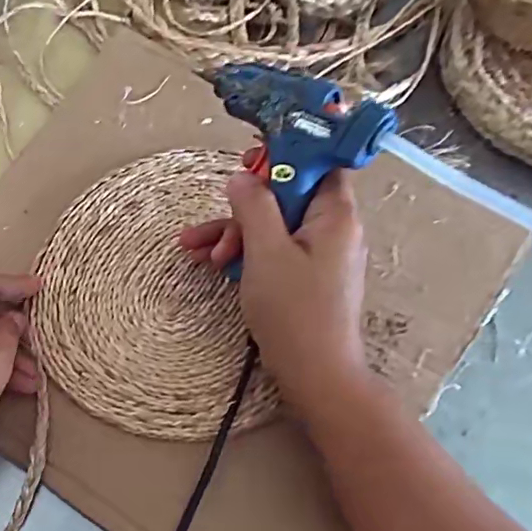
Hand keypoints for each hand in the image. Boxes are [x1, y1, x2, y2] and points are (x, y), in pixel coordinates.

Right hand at [179, 171, 373, 412]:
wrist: (315, 373)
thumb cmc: (294, 311)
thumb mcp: (266, 253)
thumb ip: (254, 207)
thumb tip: (242, 177)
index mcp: (334, 215)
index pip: (317, 163)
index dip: (283, 156)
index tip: (248, 162)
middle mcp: (332, 229)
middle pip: (285, 197)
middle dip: (243, 208)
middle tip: (211, 227)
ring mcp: (319, 255)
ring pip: (273, 227)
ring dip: (235, 234)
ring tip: (197, 253)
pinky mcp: (305, 278)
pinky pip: (274, 252)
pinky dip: (246, 254)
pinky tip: (214, 265)